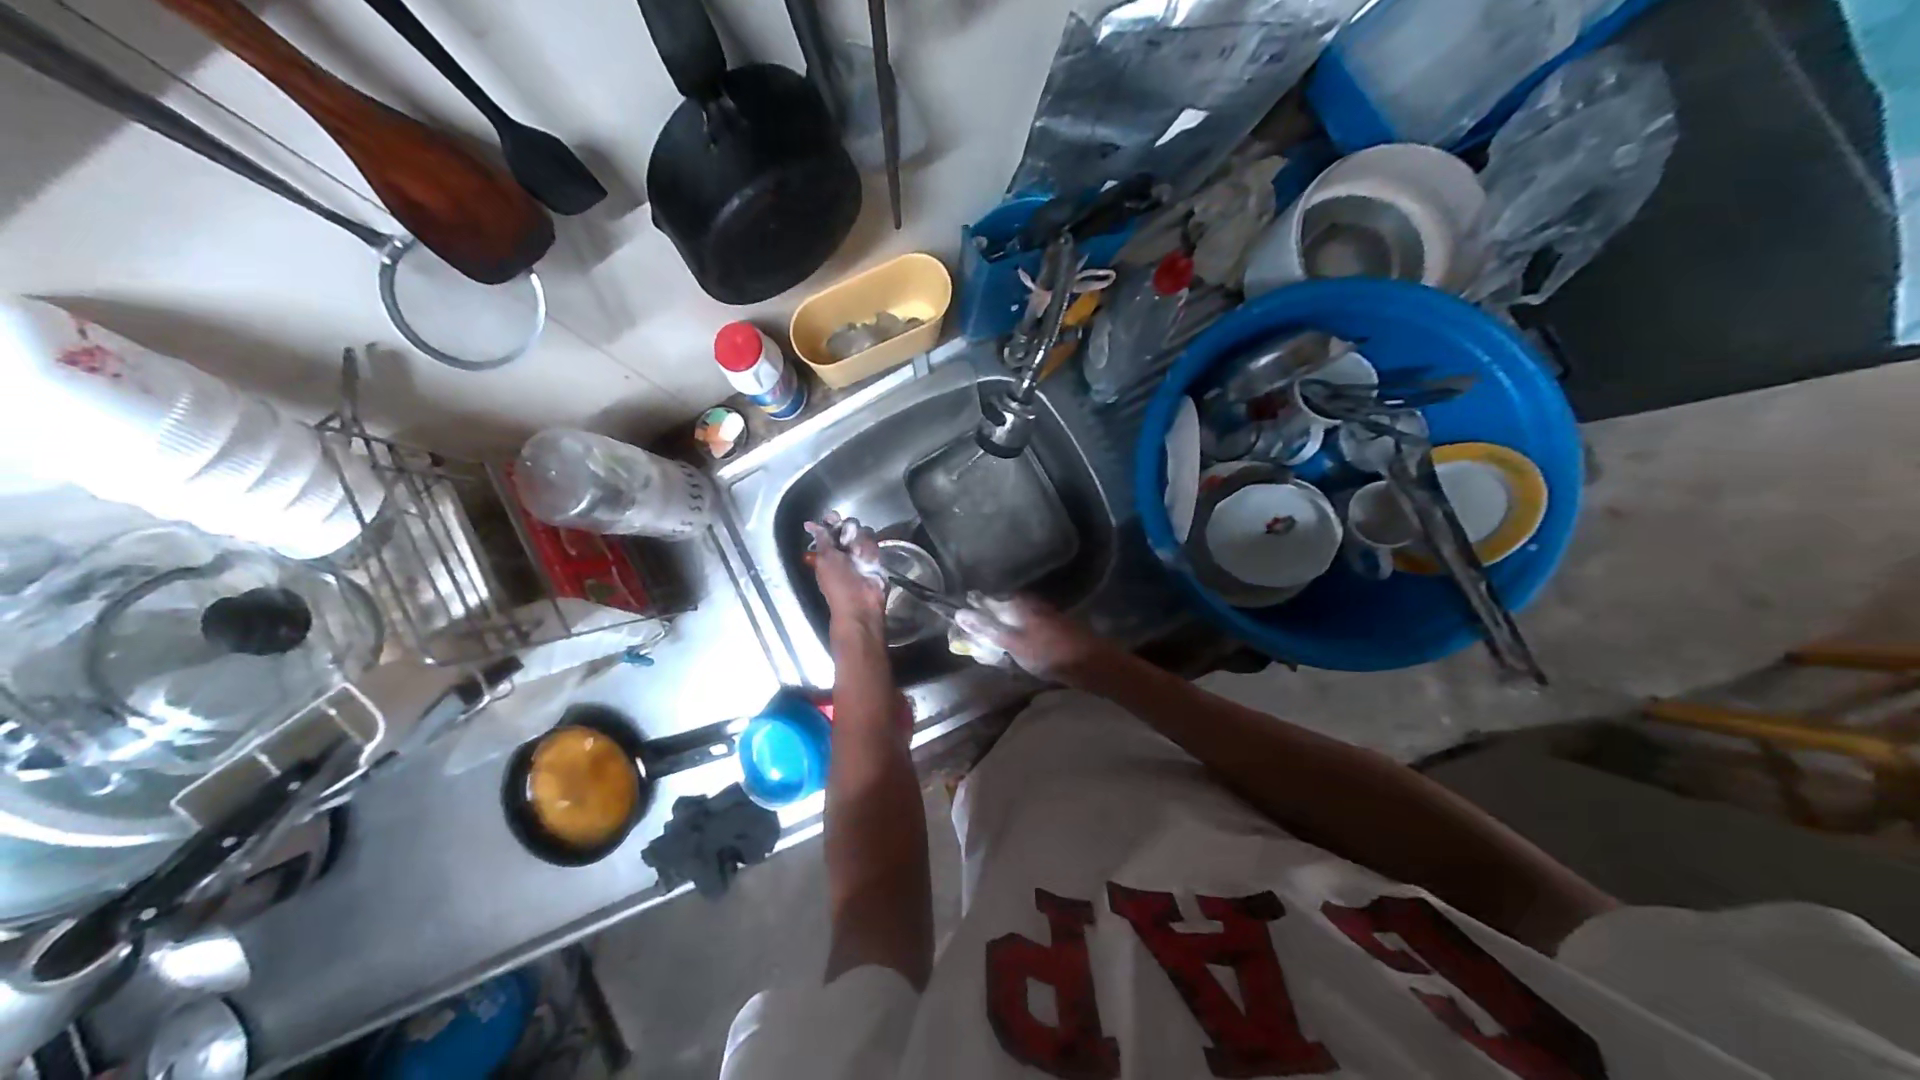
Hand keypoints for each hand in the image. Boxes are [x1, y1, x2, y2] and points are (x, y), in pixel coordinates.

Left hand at [804, 512, 885, 627]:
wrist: (860, 603)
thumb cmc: (837, 583)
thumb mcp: (824, 558)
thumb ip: (821, 538)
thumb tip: (808, 524)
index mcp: (828, 550)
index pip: (831, 527)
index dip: (832, 521)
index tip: (835, 518)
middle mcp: (844, 549)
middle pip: (849, 525)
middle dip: (848, 531)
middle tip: (847, 542)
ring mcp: (861, 553)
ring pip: (863, 532)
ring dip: (860, 543)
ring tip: (858, 556)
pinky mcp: (875, 557)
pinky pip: (874, 543)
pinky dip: (870, 551)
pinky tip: (868, 561)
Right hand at [952, 595, 1116, 679]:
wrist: (1092, 665)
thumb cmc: (1049, 653)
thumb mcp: (1013, 642)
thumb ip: (987, 628)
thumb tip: (959, 612)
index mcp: (1020, 602)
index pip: (988, 598)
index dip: (973, 609)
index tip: (959, 622)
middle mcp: (1031, 604)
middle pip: (1001, 609)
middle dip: (986, 621)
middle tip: (971, 639)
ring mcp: (1043, 617)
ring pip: (1013, 620)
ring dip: (1001, 631)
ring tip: (988, 648)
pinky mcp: (1051, 631)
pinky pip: (1025, 630)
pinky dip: (1015, 638)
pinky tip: (1012, 651)